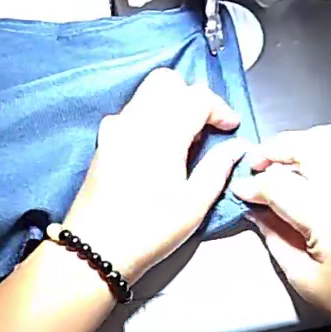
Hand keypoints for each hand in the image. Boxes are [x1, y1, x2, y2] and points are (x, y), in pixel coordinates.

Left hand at [61, 67, 247, 280]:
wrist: (95, 250)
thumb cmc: (149, 230)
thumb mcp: (194, 205)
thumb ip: (217, 169)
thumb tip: (235, 148)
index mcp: (162, 133)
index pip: (196, 97)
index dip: (220, 108)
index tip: (231, 127)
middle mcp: (135, 122)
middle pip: (166, 82)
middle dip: (191, 96)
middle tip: (207, 125)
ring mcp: (114, 129)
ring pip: (146, 94)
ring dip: (170, 105)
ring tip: (185, 138)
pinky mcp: (103, 142)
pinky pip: (131, 113)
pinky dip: (150, 118)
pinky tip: (158, 148)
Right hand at [229, 125, 330, 331]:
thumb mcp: (304, 279)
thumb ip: (276, 238)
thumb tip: (257, 210)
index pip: (282, 185)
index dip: (255, 186)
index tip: (241, 191)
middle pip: (308, 147)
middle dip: (275, 150)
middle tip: (256, 165)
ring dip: (301, 143)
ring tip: (282, 160)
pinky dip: (327, 146)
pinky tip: (311, 163)